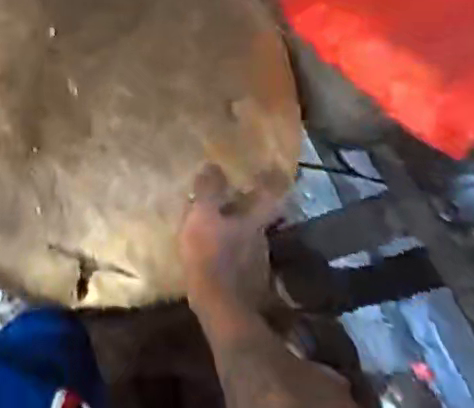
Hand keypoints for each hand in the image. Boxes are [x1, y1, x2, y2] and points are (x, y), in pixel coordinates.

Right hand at [179, 164, 287, 323]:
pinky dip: (234, 262)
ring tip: (219, 237)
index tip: (270, 172)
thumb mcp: (202, 216)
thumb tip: (213, 164)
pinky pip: (244, 267)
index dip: (270, 184)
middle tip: (230, 207)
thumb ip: (208, 190)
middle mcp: (262, 240)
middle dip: (246, 213)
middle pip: (259, 221)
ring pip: (251, 244)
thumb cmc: (211, 254)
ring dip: (238, 238)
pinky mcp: (252, 289)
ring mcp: (259, 267)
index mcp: (253, 221)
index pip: (269, 197)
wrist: (221, 309)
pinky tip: (220, 264)